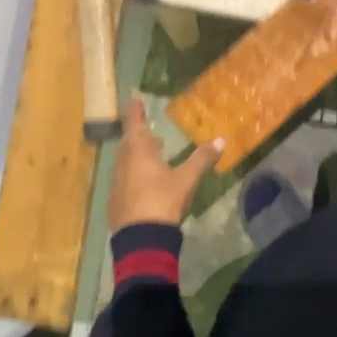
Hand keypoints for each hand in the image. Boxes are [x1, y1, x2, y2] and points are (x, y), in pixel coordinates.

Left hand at [108, 97, 221, 229]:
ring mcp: (116, 184)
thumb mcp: (187, 179)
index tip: (133, 96)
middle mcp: (123, 164)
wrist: (141, 240)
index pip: (134, 124)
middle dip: (139, 136)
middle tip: (150, 132)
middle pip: (128, 144)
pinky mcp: (116, 203)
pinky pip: (124, 181)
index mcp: (138, 153)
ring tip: (153, 156)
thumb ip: (202, 159)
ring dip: (137, 157)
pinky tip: (146, 184)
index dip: (134, 110)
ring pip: (125, 163)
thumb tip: (221, 140)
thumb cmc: (163, 201)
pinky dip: (135, 175)